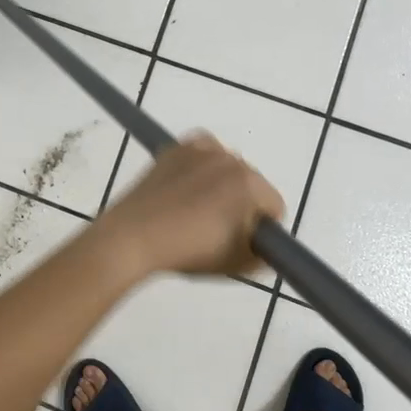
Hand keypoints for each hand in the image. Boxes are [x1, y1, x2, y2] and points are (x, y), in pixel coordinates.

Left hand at [91, 134, 284, 276]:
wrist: (135, 235)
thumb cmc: (189, 251)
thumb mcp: (238, 263)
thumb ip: (264, 252)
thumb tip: (263, 241)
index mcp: (250, 185)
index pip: (275, 206)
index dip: (262, 228)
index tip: (240, 241)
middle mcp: (230, 159)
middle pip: (252, 183)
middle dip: (242, 203)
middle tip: (216, 227)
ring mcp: (201, 149)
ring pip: (228, 165)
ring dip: (222, 182)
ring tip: (198, 207)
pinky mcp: (177, 147)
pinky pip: (203, 148)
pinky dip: (203, 161)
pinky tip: (190, 180)